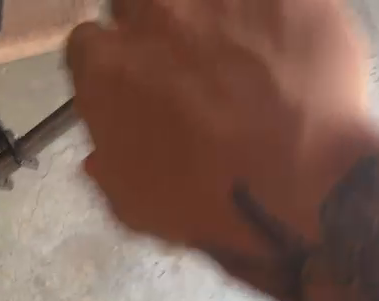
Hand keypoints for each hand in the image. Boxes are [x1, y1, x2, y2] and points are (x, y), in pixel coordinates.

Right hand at [66, 0, 378, 253]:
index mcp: (106, 72)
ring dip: (202, 15)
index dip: (101, 61)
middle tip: (172, 57)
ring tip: (224, 46)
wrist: (294, 179)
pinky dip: (261, 12)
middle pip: (136, 0)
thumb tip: (102, 151)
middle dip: (147, 24)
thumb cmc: (200, 202)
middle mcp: (154, 17)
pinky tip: (271, 41)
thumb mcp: (130, 200)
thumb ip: (109, 161)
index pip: (84, 42)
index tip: (119, 78)